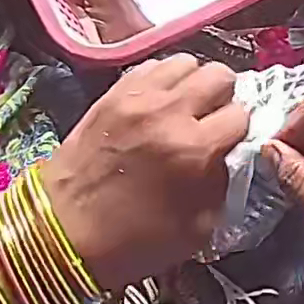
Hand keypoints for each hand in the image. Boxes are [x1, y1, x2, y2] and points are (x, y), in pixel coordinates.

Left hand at [39, 55, 249, 288]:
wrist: (63, 231)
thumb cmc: (133, 241)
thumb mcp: (198, 227)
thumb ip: (221, 182)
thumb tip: (226, 152)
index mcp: (194, 149)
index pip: (241, 115)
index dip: (239, 130)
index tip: (229, 141)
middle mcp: (168, 113)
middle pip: (219, 75)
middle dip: (223, 97)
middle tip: (211, 118)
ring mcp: (136, 97)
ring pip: (186, 62)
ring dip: (192, 82)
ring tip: (184, 106)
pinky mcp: (111, 93)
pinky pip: (151, 66)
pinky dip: (162, 80)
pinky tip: (157, 102)